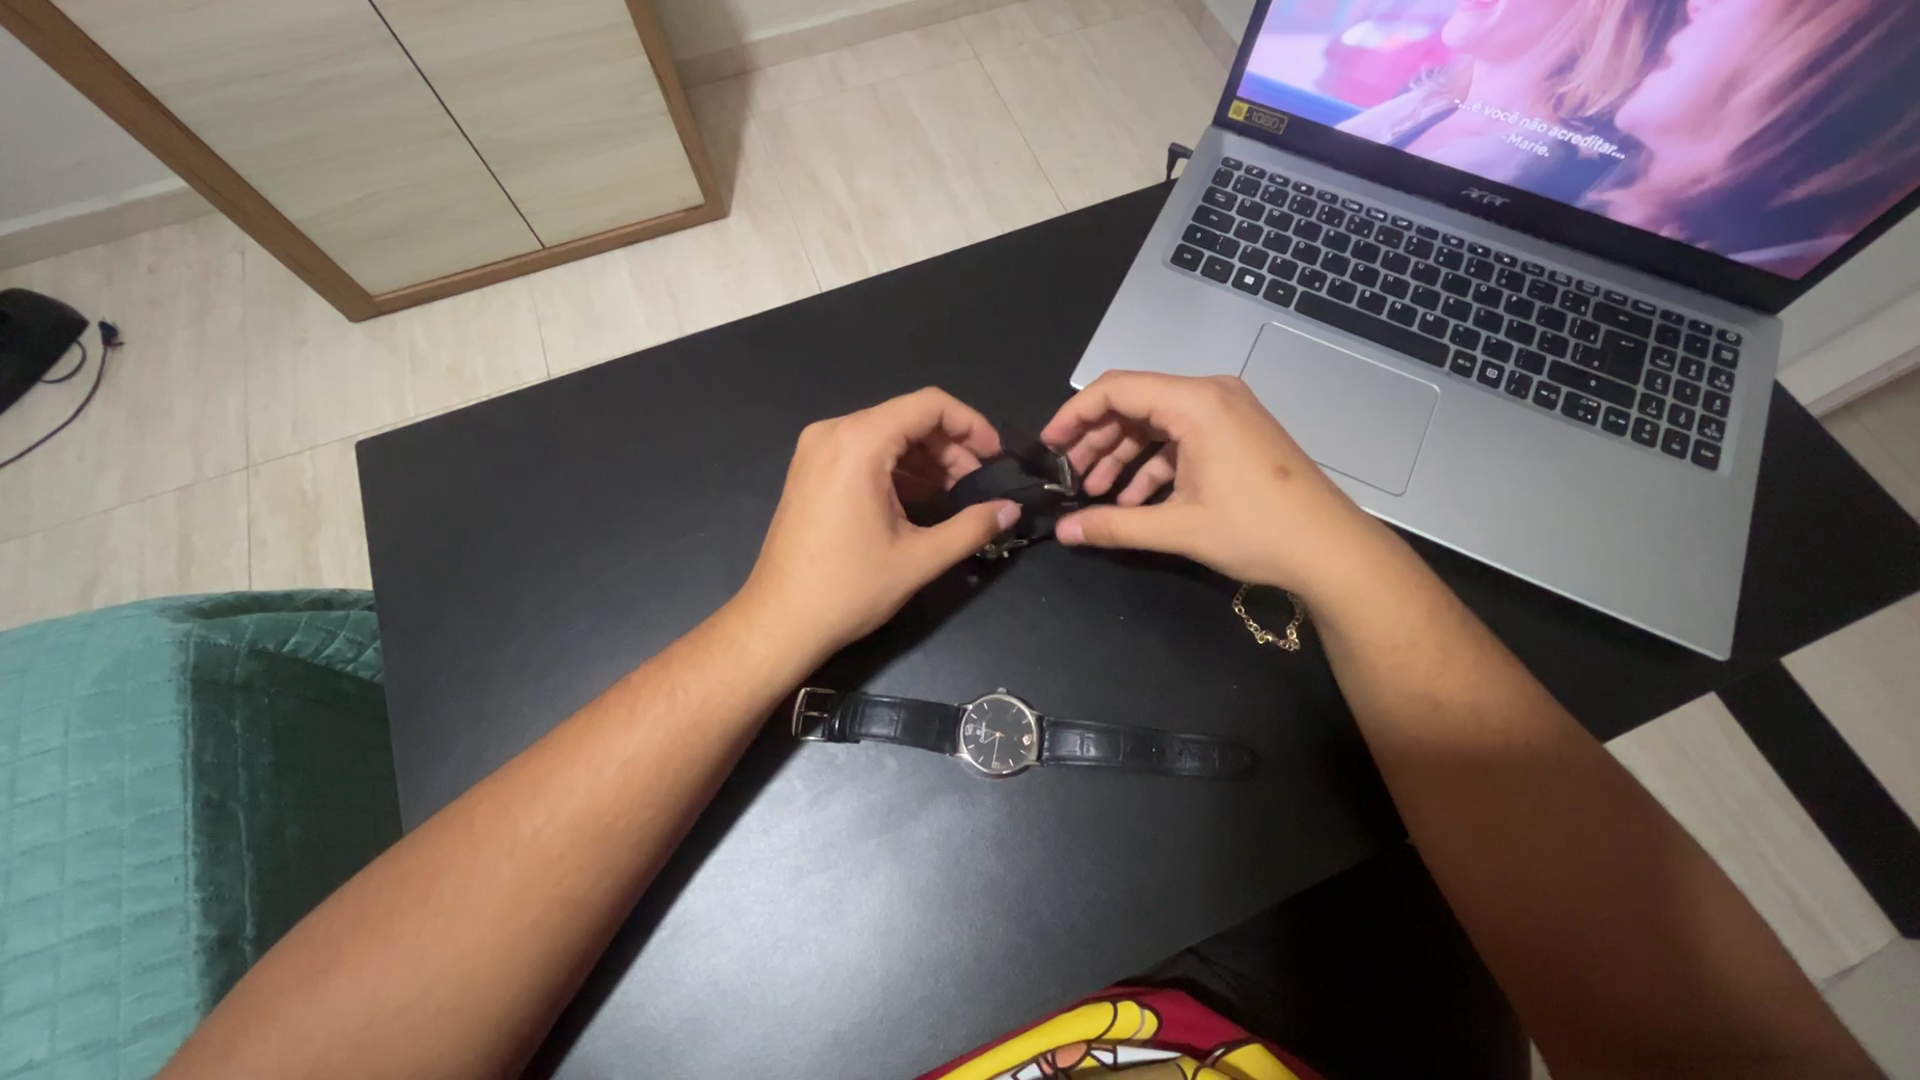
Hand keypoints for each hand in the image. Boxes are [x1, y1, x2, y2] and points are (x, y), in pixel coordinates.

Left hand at [738, 388, 1020, 659]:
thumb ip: (972, 527)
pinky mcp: (810, 471)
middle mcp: (833, 433)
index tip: (997, 456)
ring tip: (957, 496)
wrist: (779, 621)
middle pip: (907, 418)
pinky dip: (898, 469)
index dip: (971, 424)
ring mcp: (816, 451)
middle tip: (980, 484)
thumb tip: (1012, 510)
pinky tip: (922, 501)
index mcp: (858, 442)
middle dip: (951, 447)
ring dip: (926, 460)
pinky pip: (864, 453)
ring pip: (887, 435)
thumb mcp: (919, 558)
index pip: (929, 405)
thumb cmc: (848, 588)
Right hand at [1041, 371, 1390, 595]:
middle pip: (1133, 404)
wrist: (1332, 549)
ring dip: (1122, 457)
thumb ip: (1112, 526)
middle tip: (1068, 477)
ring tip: (1095, 496)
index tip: (1048, 446)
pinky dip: (1152, 465)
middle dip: (1096, 441)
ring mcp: (1227, 413)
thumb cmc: (1257, 530)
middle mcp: (1210, 395)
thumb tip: (1062, 531)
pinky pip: (1180, 439)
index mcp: (1195, 403)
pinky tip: (1132, 502)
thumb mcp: (1177, 528)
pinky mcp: (1236, 434)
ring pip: (1155, 423)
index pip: (1116, 389)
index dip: (1074, 415)